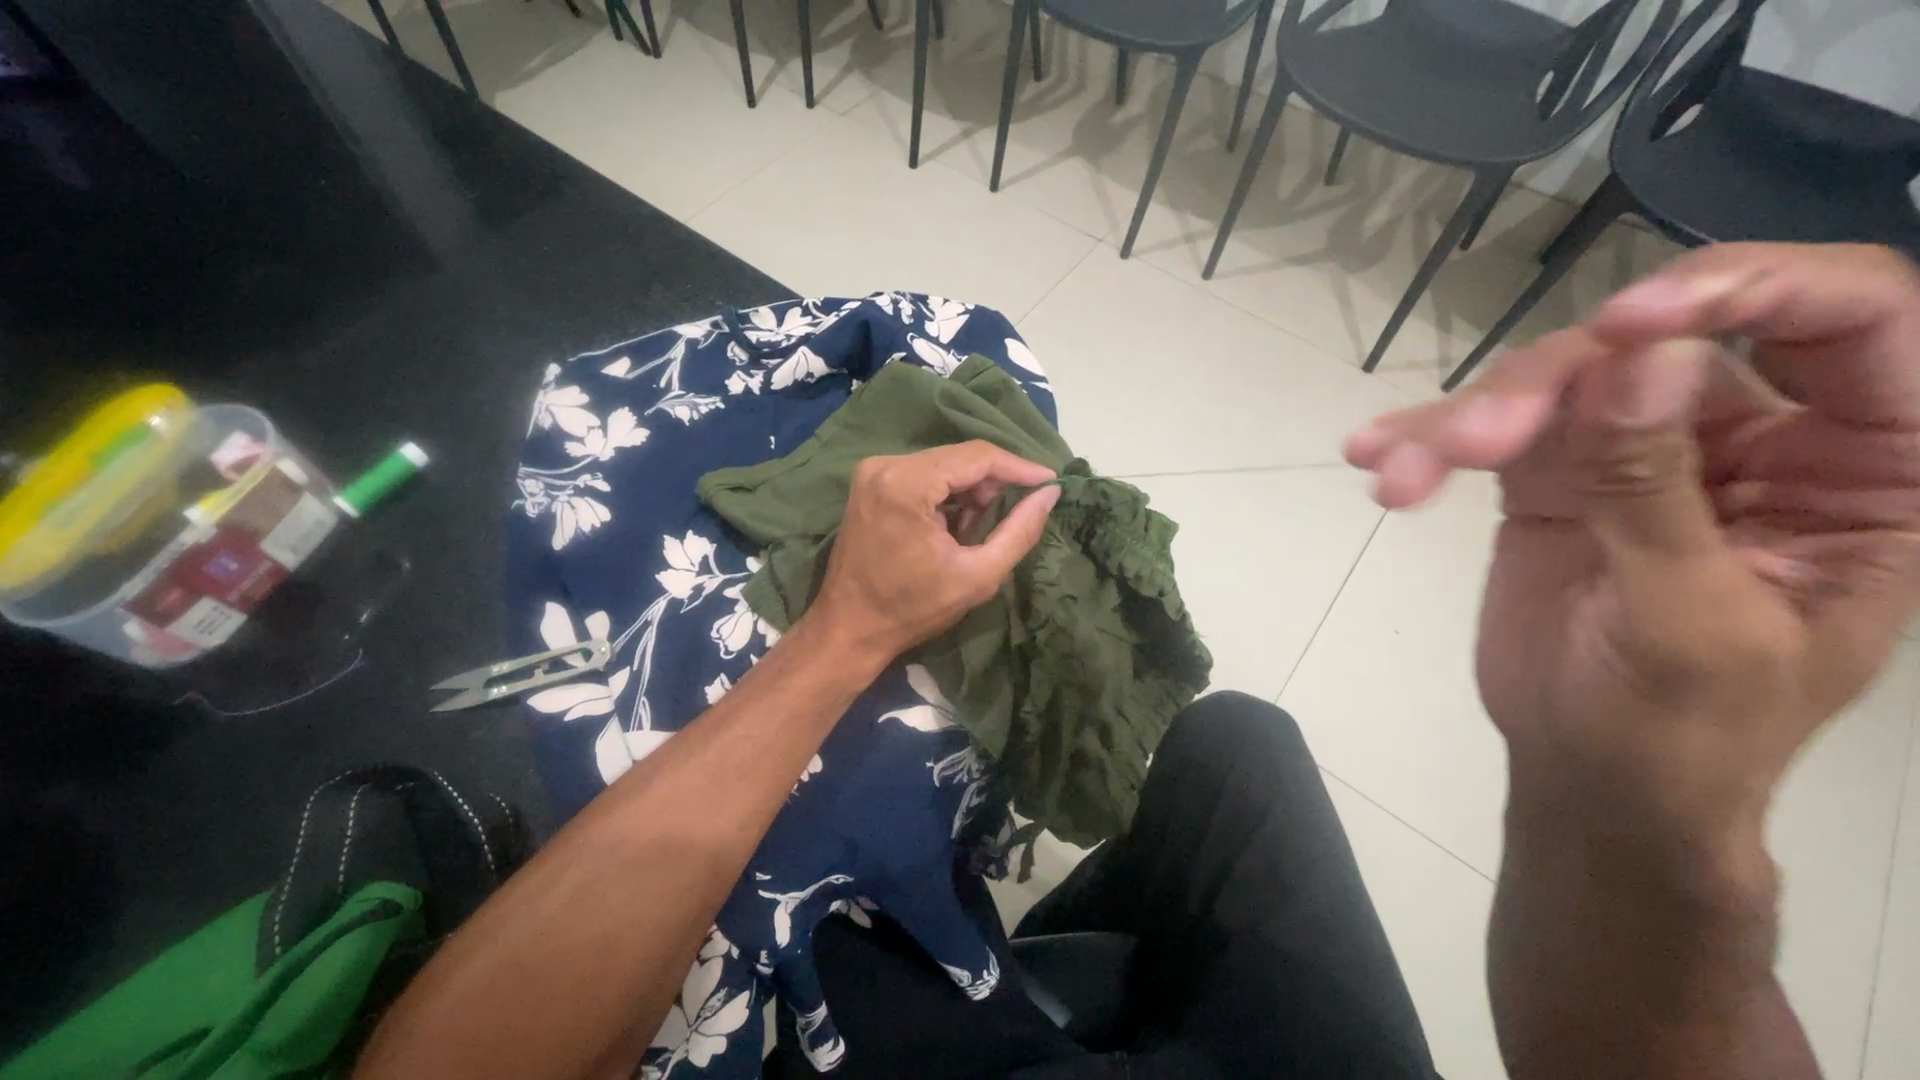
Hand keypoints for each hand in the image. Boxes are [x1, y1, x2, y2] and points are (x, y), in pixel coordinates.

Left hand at [808, 441, 1060, 661]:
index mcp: (906, 483)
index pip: (976, 456)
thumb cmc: (913, 609)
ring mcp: (874, 471)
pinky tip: (958, 527)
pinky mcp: (870, 482)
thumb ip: (1020, 531)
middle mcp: (885, 465)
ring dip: (971, 491)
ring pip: (944, 464)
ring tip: (983, 530)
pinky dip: (948, 495)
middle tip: (1018, 514)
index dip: (1019, 467)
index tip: (1052, 482)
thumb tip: (1051, 493)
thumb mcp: (978, 575)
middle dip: (994, 483)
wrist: (849, 628)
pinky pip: (924, 474)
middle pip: (959, 457)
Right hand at [1345, 244, 1919, 858]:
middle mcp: (1758, 438)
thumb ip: (1659, 493)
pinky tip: (1377, 459)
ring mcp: (1642, 451)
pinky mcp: (1554, 476)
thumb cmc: (1682, 730)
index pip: (1852, 320)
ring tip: (1394, 475)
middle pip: (1653, 346)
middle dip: (1548, 386)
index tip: (1625, 324)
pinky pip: (1490, 431)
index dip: (1752, 289)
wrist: (1588, 779)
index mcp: (1859, 468)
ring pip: (1554, 383)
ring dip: (1463, 421)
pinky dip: (1427, 443)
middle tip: (1465, 445)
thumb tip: (1637, 357)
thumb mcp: (1688, 622)